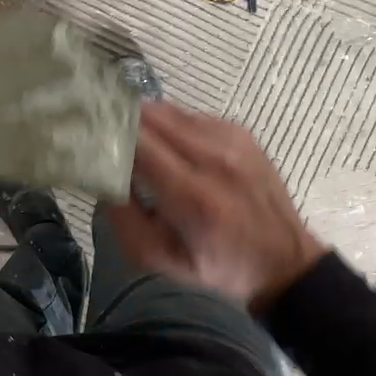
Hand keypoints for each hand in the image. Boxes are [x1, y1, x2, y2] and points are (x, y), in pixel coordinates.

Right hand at [109, 101, 326, 311]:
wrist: (285, 263)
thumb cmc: (218, 265)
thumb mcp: (161, 260)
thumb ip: (123, 219)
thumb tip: (101, 176)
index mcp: (193, 196)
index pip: (138, 142)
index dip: (110, 133)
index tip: (90, 136)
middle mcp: (213, 160)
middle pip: (150, 117)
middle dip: (122, 121)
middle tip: (104, 131)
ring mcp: (231, 141)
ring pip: (168, 110)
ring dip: (145, 120)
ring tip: (134, 136)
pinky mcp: (240, 132)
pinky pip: (190, 115)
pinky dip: (172, 124)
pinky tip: (171, 145)